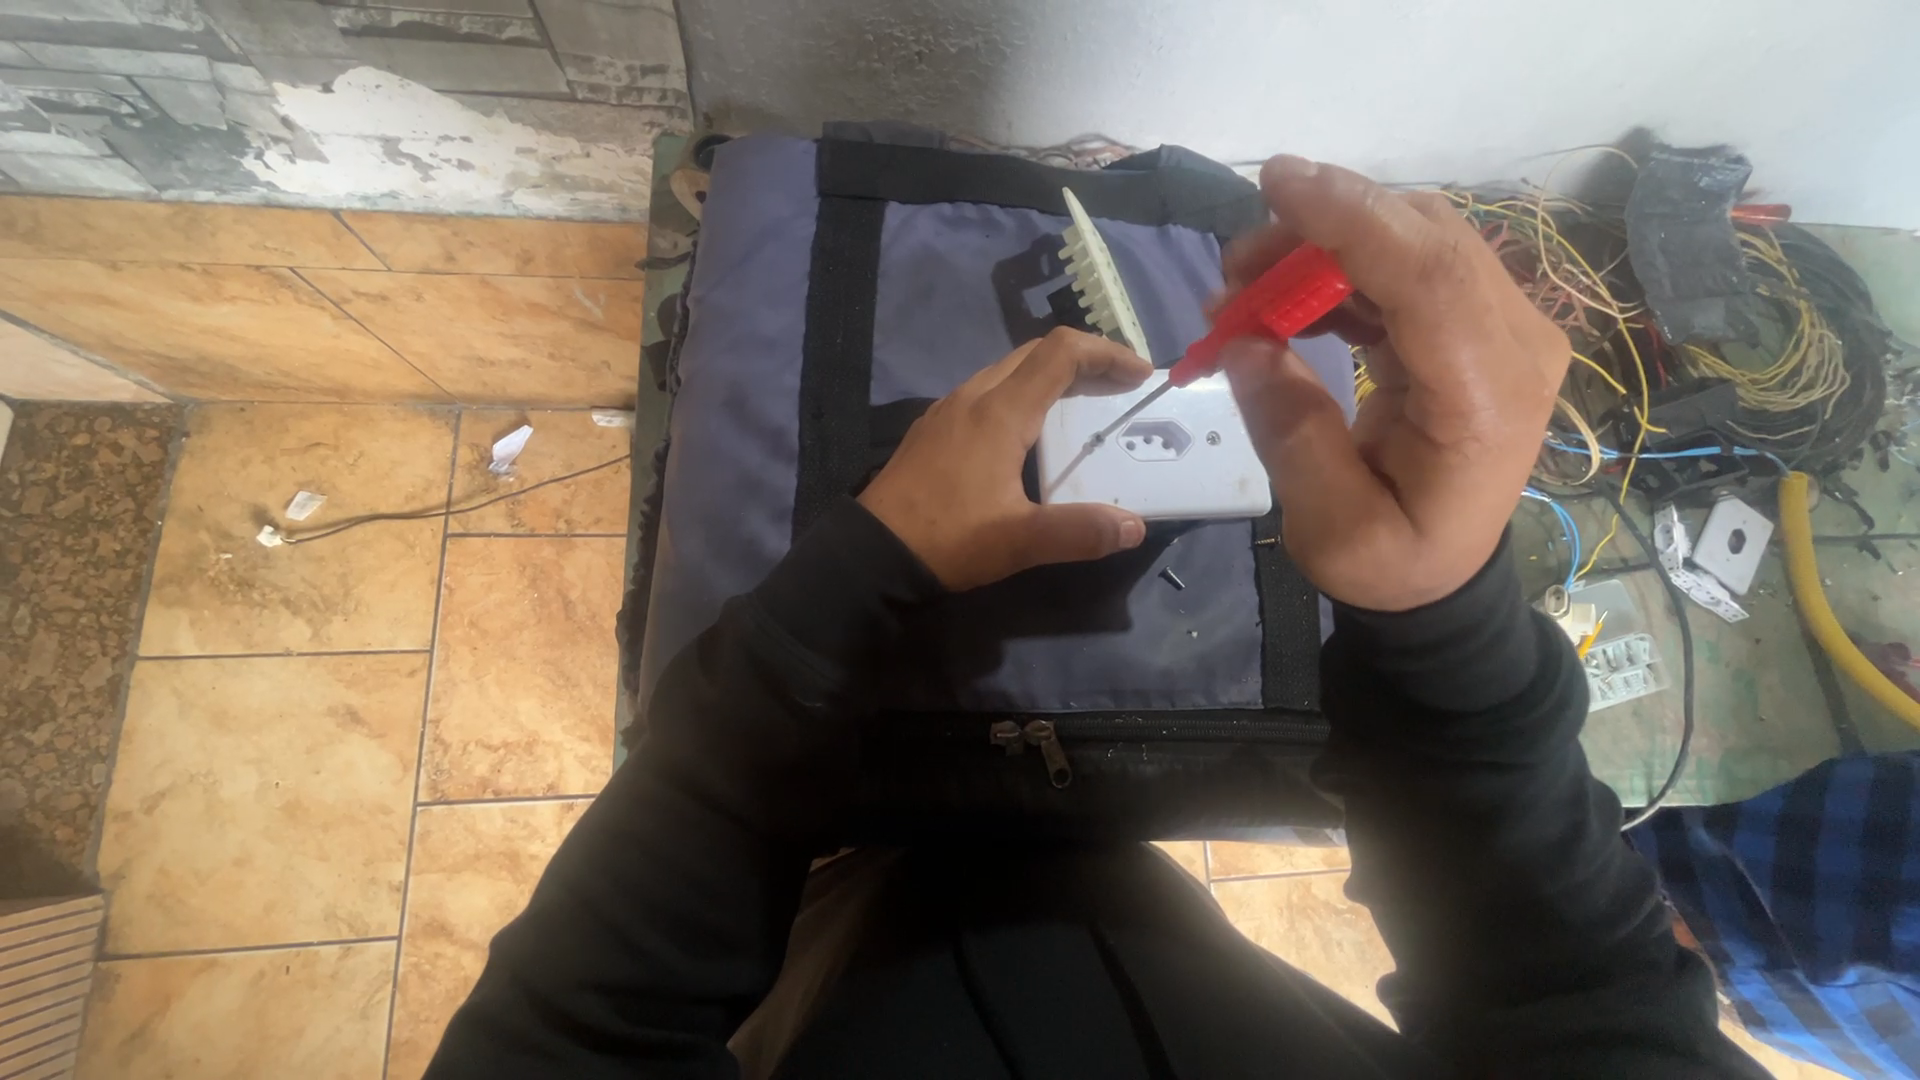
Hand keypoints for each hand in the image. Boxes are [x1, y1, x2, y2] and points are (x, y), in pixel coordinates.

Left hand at [858, 327, 1152, 590]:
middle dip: (1082, 361)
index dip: (1106, 354)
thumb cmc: (947, 539)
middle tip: (1116, 389)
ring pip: (1005, 372)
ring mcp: (946, 411)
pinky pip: (983, 393)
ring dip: (1048, 378)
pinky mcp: (930, 431)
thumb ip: (1079, 532)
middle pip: (1034, 354)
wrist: (869, 552)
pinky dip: (1018, 396)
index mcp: (999, 412)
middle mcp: (972, 397)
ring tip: (1078, 408)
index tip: (1140, 375)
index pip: (1061, 353)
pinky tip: (1024, 433)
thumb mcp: (1019, 541)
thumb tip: (1132, 526)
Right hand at [1220, 156, 1568, 610]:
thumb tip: (1243, 343)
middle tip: (1231, 266)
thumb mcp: (1329, 523)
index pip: (1427, 273)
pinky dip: (1337, 274)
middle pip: (1422, 240)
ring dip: (1322, 249)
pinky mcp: (1472, 332)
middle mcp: (1514, 341)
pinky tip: (1284, 304)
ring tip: (1242, 288)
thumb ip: (1289, 430)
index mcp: (1486, 394)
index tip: (1274, 183)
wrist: (1443, 582)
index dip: (1348, 219)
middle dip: (1319, 230)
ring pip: (1412, 243)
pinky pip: (1405, 273)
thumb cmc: (1391, 564)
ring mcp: (1499, 330)